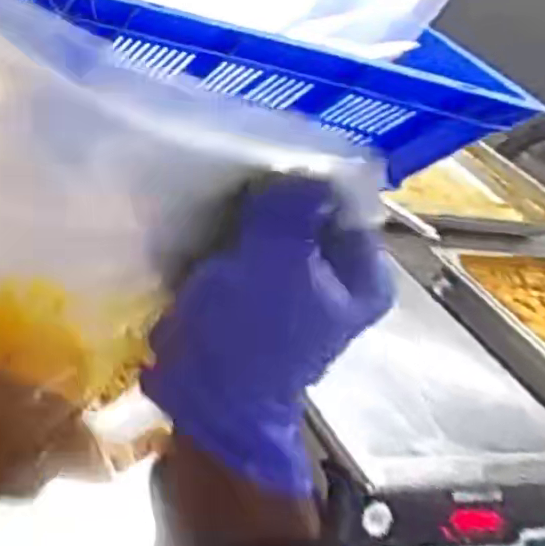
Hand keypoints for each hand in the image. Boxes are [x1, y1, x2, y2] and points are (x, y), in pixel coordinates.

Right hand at [142, 177, 393, 496]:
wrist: (203, 390)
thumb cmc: (251, 332)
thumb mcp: (278, 268)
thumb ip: (291, 215)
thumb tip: (301, 169)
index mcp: (357, 274)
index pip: (339, 205)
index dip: (303, 177)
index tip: (259, 155)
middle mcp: (322, 275)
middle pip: (296, 213)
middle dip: (260, 192)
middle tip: (222, 170)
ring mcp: (276, 282)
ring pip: (257, 227)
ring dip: (229, 210)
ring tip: (199, 187)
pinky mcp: (236, 287)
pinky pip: (227, 244)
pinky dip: (209, 229)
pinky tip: (187, 216)